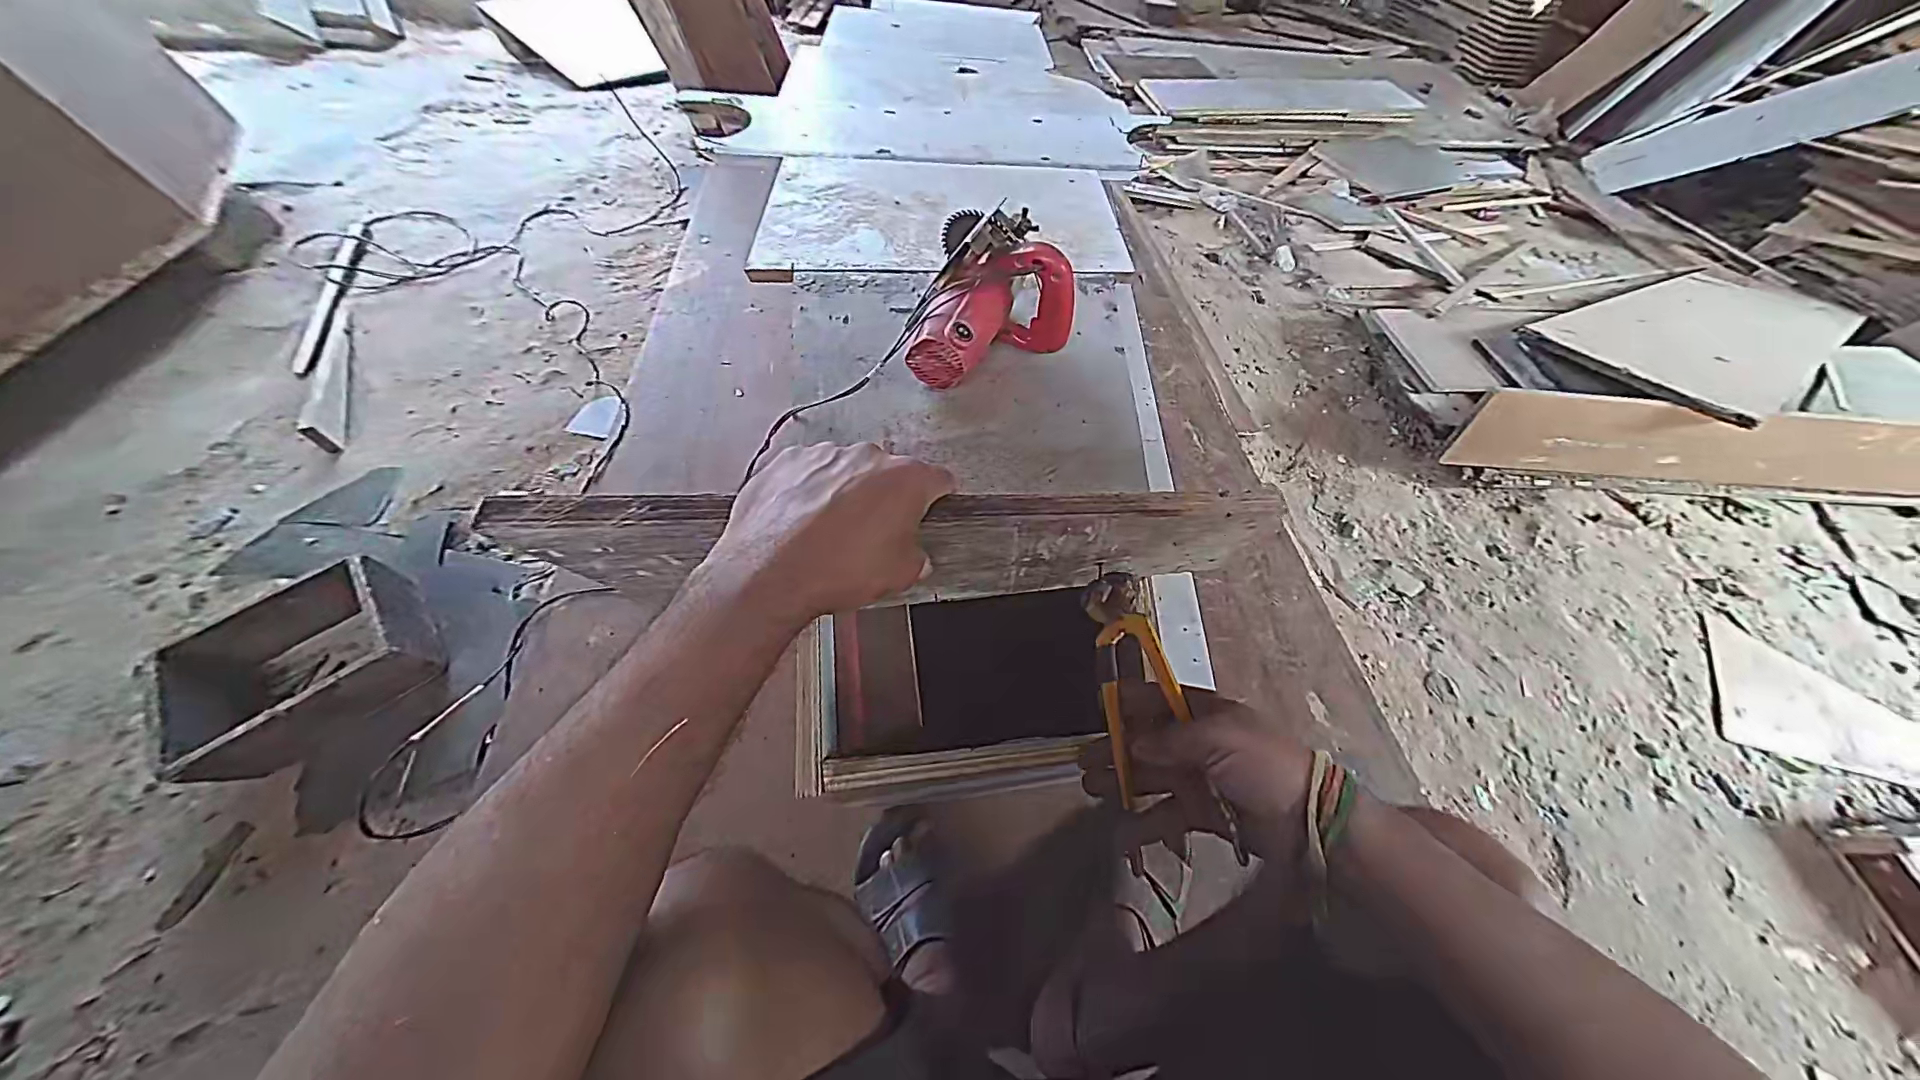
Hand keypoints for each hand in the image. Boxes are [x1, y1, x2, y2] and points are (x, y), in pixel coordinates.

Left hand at [708, 443, 954, 621]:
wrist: (768, 573)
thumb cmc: (833, 570)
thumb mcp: (898, 575)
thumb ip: (915, 557)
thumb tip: (913, 557)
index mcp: (905, 480)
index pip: (938, 478)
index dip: (938, 495)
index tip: (933, 502)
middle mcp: (866, 457)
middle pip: (888, 472)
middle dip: (886, 497)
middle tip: (875, 532)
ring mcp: (824, 455)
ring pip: (847, 470)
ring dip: (845, 492)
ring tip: (832, 531)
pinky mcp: (787, 461)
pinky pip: (808, 472)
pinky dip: (809, 491)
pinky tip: (803, 522)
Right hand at [1081, 688, 1313, 861]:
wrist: (1309, 821)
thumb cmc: (1264, 764)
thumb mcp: (1219, 737)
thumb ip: (1171, 738)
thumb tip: (1133, 744)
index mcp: (1204, 714)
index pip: (1159, 700)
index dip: (1129, 703)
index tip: (1100, 708)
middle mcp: (1198, 743)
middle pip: (1147, 742)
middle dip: (1115, 748)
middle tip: (1085, 760)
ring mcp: (1200, 779)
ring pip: (1151, 777)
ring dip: (1121, 781)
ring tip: (1092, 788)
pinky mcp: (1203, 813)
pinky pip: (1166, 815)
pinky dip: (1144, 824)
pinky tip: (1123, 832)